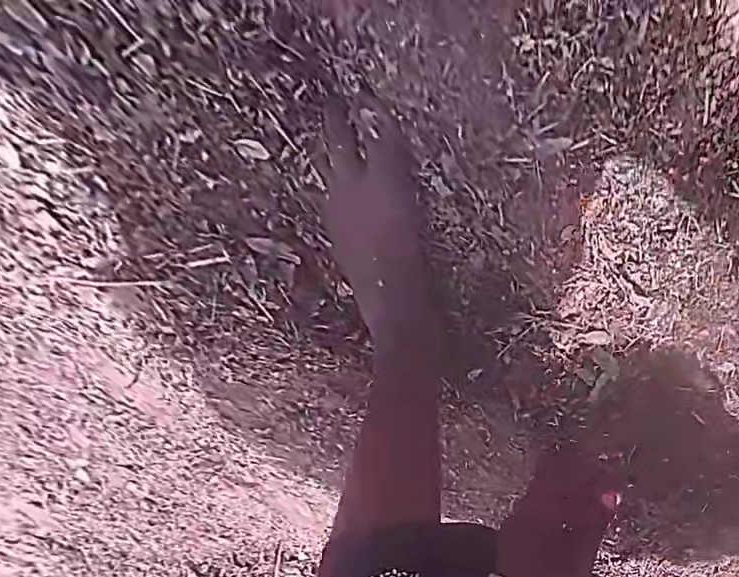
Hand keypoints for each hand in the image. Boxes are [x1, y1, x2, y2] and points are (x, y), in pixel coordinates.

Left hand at [322, 96, 440, 347]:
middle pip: (338, 168)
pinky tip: (374, 218)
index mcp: (347, 188)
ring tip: (359, 169)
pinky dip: (364, 212)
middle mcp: (341, 209)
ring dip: (351, 180)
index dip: (345, 120)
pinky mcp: (364, 264)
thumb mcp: (394, 192)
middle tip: (344, 127)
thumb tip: (366, 106)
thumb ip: (381, 150)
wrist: (400, 314)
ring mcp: (349, 238)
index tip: (348, 101)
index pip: (342, 142)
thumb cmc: (400, 253)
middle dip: (340, 147)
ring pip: (345, 197)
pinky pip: (359, 226)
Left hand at [492, 446, 620, 576]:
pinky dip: (561, 511)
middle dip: (579, 477)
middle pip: (551, 485)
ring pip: (546, 500)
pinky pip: (541, 516)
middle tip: (605, 474)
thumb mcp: (578, 558)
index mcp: (535, 514)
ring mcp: (517, 530)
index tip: (608, 463)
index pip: (563, 477)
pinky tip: (577, 517)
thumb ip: (593, 524)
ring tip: (596, 494)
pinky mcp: (518, 545)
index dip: (586, 468)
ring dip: (571, 494)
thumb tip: (610, 496)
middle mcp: (522, 516)